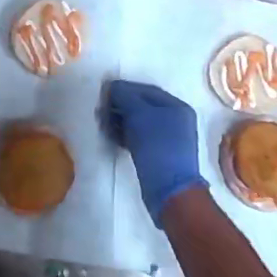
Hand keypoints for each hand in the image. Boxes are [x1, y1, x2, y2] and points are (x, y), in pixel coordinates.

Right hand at [104, 80, 204, 225]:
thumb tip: (112, 87)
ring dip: (119, 120)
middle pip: (141, 106)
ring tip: (102, 124)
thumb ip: (125, 97)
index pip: (145, 90)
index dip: (123, 89)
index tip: (103, 92)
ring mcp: (167, 139)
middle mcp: (175, 120)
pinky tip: (111, 136)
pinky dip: (124, 134)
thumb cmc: (157, 147)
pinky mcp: (157, 154)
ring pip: (138, 123)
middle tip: (100, 110)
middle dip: (119, 106)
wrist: (170, 190)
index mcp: (177, 107)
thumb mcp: (140, 115)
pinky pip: (138, 137)